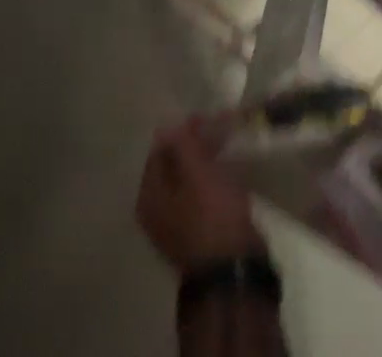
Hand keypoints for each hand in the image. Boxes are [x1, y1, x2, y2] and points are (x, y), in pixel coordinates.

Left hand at [136, 115, 265, 272]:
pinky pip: (202, 194)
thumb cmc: (212, 216)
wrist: (230, 266)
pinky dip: (214, 178)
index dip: (182, 131)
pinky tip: (232, 171)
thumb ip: (183, 149)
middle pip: (173, 167)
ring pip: (189, 180)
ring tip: (231, 144)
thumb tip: (166, 124)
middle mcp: (157, 209)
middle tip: (224, 126)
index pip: (159, 152)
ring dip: (207, 160)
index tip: (208, 116)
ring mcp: (178, 221)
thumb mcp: (198, 176)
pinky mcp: (199, 228)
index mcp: (150, 196)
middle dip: (196, 144)